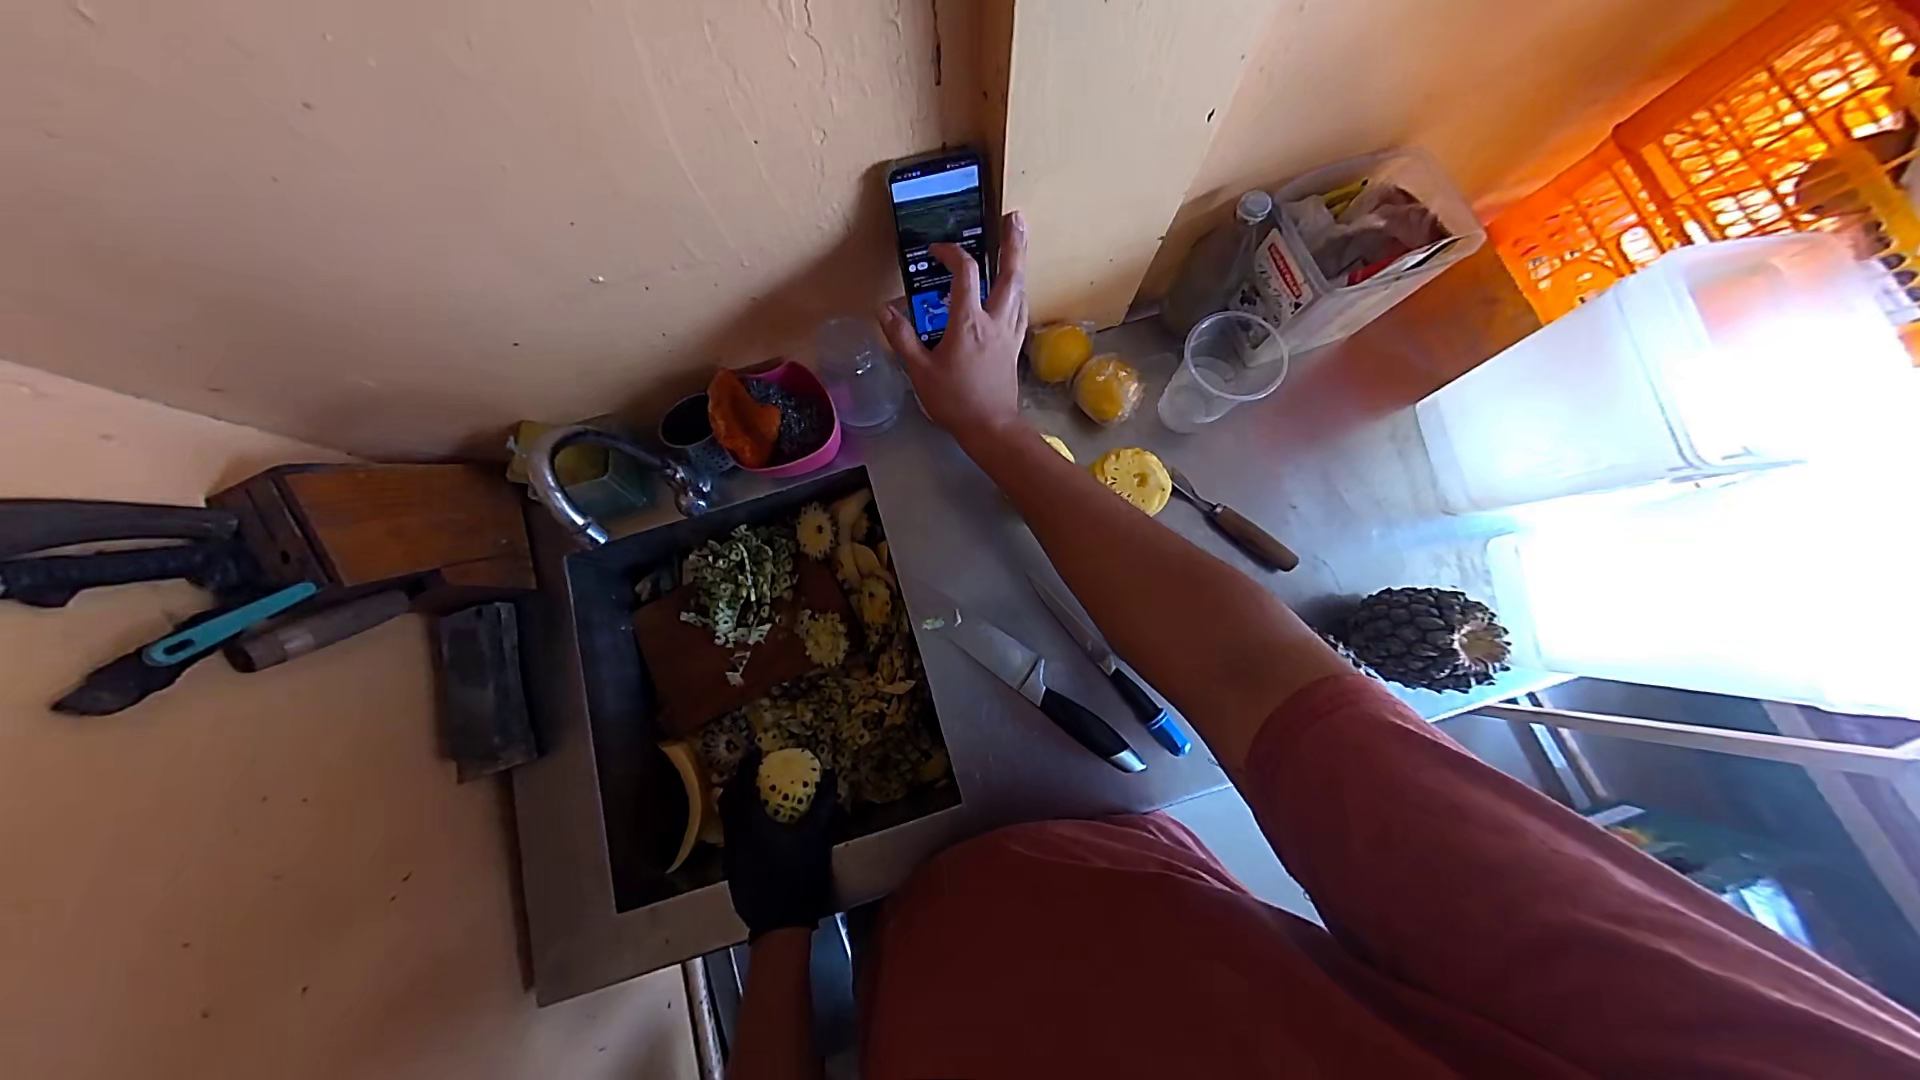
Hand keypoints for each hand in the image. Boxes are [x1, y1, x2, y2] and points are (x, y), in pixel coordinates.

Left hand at [720, 750, 836, 939]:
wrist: (781, 923)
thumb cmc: (800, 875)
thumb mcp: (818, 835)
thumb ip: (823, 803)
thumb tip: (830, 774)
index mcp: (752, 824)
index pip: (743, 786)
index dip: (747, 766)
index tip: (754, 751)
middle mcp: (735, 836)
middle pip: (728, 802)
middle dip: (738, 782)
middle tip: (751, 771)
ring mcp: (731, 856)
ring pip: (728, 820)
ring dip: (738, 803)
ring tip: (754, 795)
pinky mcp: (732, 871)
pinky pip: (733, 836)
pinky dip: (741, 823)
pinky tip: (758, 828)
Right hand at [877, 210, 1029, 445]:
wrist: (990, 427)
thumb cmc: (955, 401)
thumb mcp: (919, 371)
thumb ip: (902, 338)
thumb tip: (884, 311)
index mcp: (969, 322)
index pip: (965, 273)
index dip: (951, 254)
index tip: (936, 251)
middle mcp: (995, 321)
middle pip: (1010, 274)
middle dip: (1012, 244)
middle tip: (1014, 218)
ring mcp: (1009, 334)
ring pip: (1020, 291)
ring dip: (1019, 265)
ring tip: (1019, 245)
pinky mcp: (1015, 348)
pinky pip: (1021, 312)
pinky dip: (1019, 294)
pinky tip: (1017, 292)